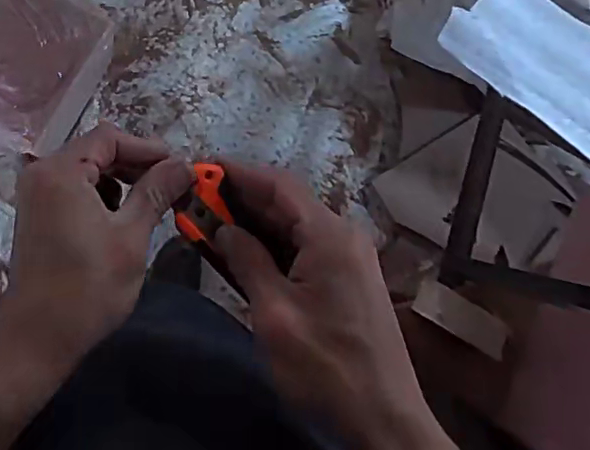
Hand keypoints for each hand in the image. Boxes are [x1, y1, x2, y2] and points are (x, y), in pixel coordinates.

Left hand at [0, 123, 193, 368]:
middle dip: (135, 165)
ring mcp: (36, 193)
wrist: (35, 344)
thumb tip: (183, 164)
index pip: (110, 139)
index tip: (177, 166)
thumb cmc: (86, 288)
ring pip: (87, 169)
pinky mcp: (37, 213)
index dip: (147, 149)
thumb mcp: (130, 237)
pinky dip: (101, 195)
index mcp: (61, 170)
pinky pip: (75, 187)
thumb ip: (156, 193)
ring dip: (120, 181)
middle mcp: (42, 172)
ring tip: (150, 202)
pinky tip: (121, 218)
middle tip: (170, 184)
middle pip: (97, 150)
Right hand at [216, 163, 451, 449]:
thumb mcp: (275, 316)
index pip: (279, 185)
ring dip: (257, 220)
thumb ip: (248, 262)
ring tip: (216, 220)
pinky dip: (276, 242)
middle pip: (287, 201)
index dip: (239, 172)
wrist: (387, 422)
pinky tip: (249, 250)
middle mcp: (344, 233)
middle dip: (243, 197)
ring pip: (296, 222)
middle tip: (202, 198)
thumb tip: (224, 229)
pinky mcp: (351, 275)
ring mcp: (351, 254)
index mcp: (330, 234)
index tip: (204, 167)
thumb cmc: (328, 368)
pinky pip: (307, 243)